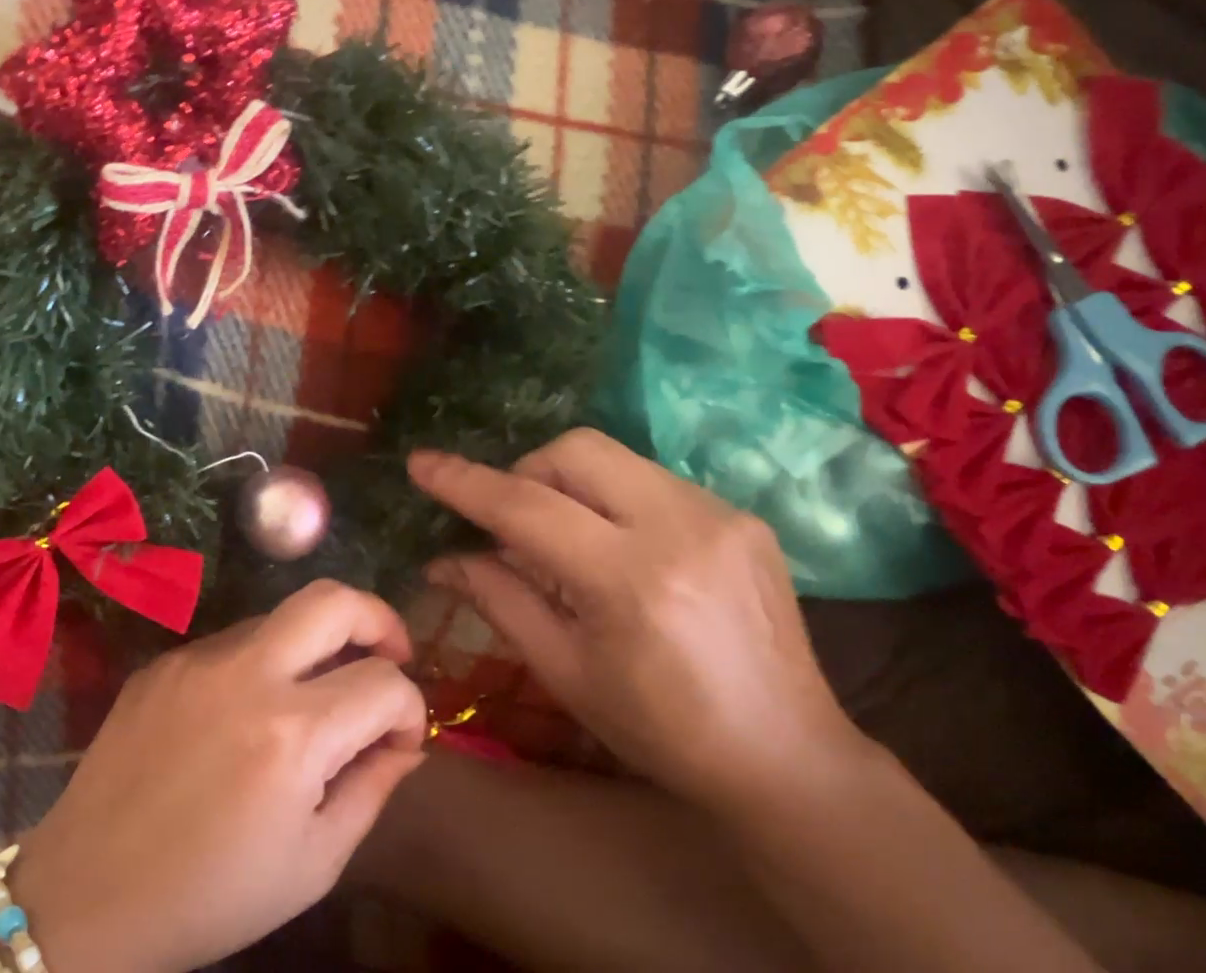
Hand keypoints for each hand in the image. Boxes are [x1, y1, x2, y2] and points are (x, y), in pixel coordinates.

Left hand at [8, 581, 426, 972]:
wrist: (88, 895)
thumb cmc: (211, 895)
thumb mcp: (314, 862)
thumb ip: (372, 788)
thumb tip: (403, 742)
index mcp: (293, 733)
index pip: (385, 682)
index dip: (411, 710)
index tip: (401, 741)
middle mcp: (245, 674)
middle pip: (334, 599)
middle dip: (380, 621)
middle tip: (390, 658)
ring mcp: (195, 661)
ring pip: (280, 617)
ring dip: (315, 646)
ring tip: (313, 700)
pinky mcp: (160, 665)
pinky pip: (230, 644)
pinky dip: (260, 665)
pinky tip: (245, 718)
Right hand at [409, 429, 861, 809]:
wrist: (784, 754)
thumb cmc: (659, 730)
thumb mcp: (564, 671)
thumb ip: (500, 600)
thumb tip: (441, 559)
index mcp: (630, 580)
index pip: (528, 507)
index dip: (465, 483)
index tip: (421, 464)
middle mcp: (681, 527)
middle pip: (575, 451)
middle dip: (525, 473)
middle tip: (509, 523)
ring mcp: (721, 514)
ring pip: (615, 458)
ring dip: (570, 485)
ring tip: (563, 539)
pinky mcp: (743, 516)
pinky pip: (653, 480)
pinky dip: (614, 500)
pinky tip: (616, 548)